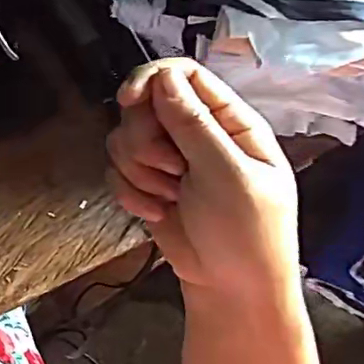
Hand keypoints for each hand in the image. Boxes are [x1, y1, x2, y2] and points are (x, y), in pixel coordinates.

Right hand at [105, 59, 298, 302]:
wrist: (231, 289)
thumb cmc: (246, 232)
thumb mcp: (226, 174)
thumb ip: (193, 123)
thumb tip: (163, 77)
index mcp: (227, 121)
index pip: (182, 74)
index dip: (149, 79)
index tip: (128, 101)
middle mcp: (195, 133)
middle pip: (143, 106)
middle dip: (144, 139)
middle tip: (169, 169)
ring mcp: (169, 159)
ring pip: (124, 139)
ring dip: (138, 171)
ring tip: (169, 197)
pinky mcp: (146, 183)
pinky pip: (116, 170)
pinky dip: (130, 192)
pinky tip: (156, 212)